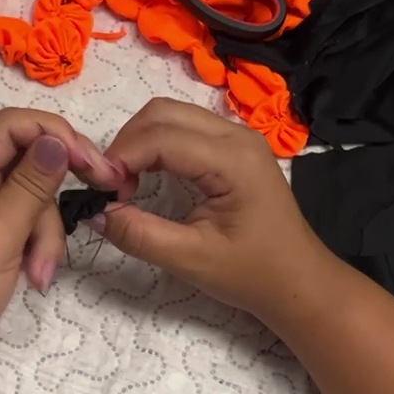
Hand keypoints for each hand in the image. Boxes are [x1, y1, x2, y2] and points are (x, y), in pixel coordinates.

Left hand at [0, 108, 123, 372]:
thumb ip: (31, 185)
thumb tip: (57, 139)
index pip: (13, 126)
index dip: (57, 134)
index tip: (94, 163)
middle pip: (30, 163)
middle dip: (57, 193)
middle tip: (104, 193)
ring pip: (34, 200)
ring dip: (46, 234)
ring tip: (39, 272)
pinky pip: (27, 227)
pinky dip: (37, 248)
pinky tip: (35, 277)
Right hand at [97, 98, 336, 321]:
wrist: (298, 281)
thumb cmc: (252, 274)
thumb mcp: (190, 260)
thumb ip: (139, 234)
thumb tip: (95, 213)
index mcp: (232, 160)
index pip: (161, 137)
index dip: (121, 158)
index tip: (101, 192)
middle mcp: (236, 136)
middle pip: (162, 113)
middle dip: (126, 144)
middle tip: (110, 188)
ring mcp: (236, 137)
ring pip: (171, 115)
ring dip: (139, 143)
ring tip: (125, 185)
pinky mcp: (232, 147)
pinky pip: (183, 129)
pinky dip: (155, 145)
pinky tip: (146, 177)